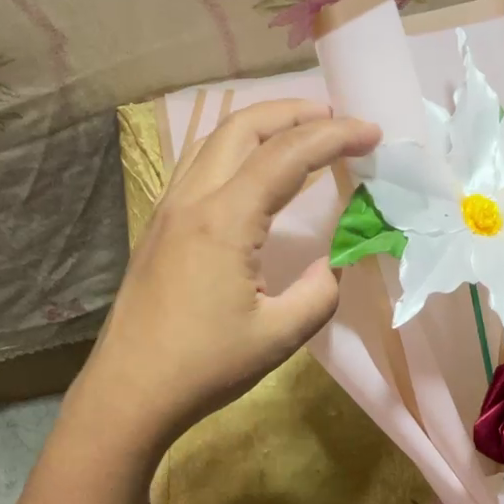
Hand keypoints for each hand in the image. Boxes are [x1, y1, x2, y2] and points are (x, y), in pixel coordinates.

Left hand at [83, 100, 380, 446]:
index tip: (373, 133)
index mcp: (224, 221)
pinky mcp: (157, 229)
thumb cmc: (205, 368)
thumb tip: (329, 265)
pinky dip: (232, 151)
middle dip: (294, 112)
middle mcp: (192, 200)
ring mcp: (168, 211)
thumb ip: (317, 294)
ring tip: (297, 133)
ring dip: (259, 126)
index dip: (335, 137)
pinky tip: (249, 172)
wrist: (131, 391)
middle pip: (243, 127)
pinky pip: (197, 167)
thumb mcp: (278, 337)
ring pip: (213, 141)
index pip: (287, 156)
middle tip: (336, 118)